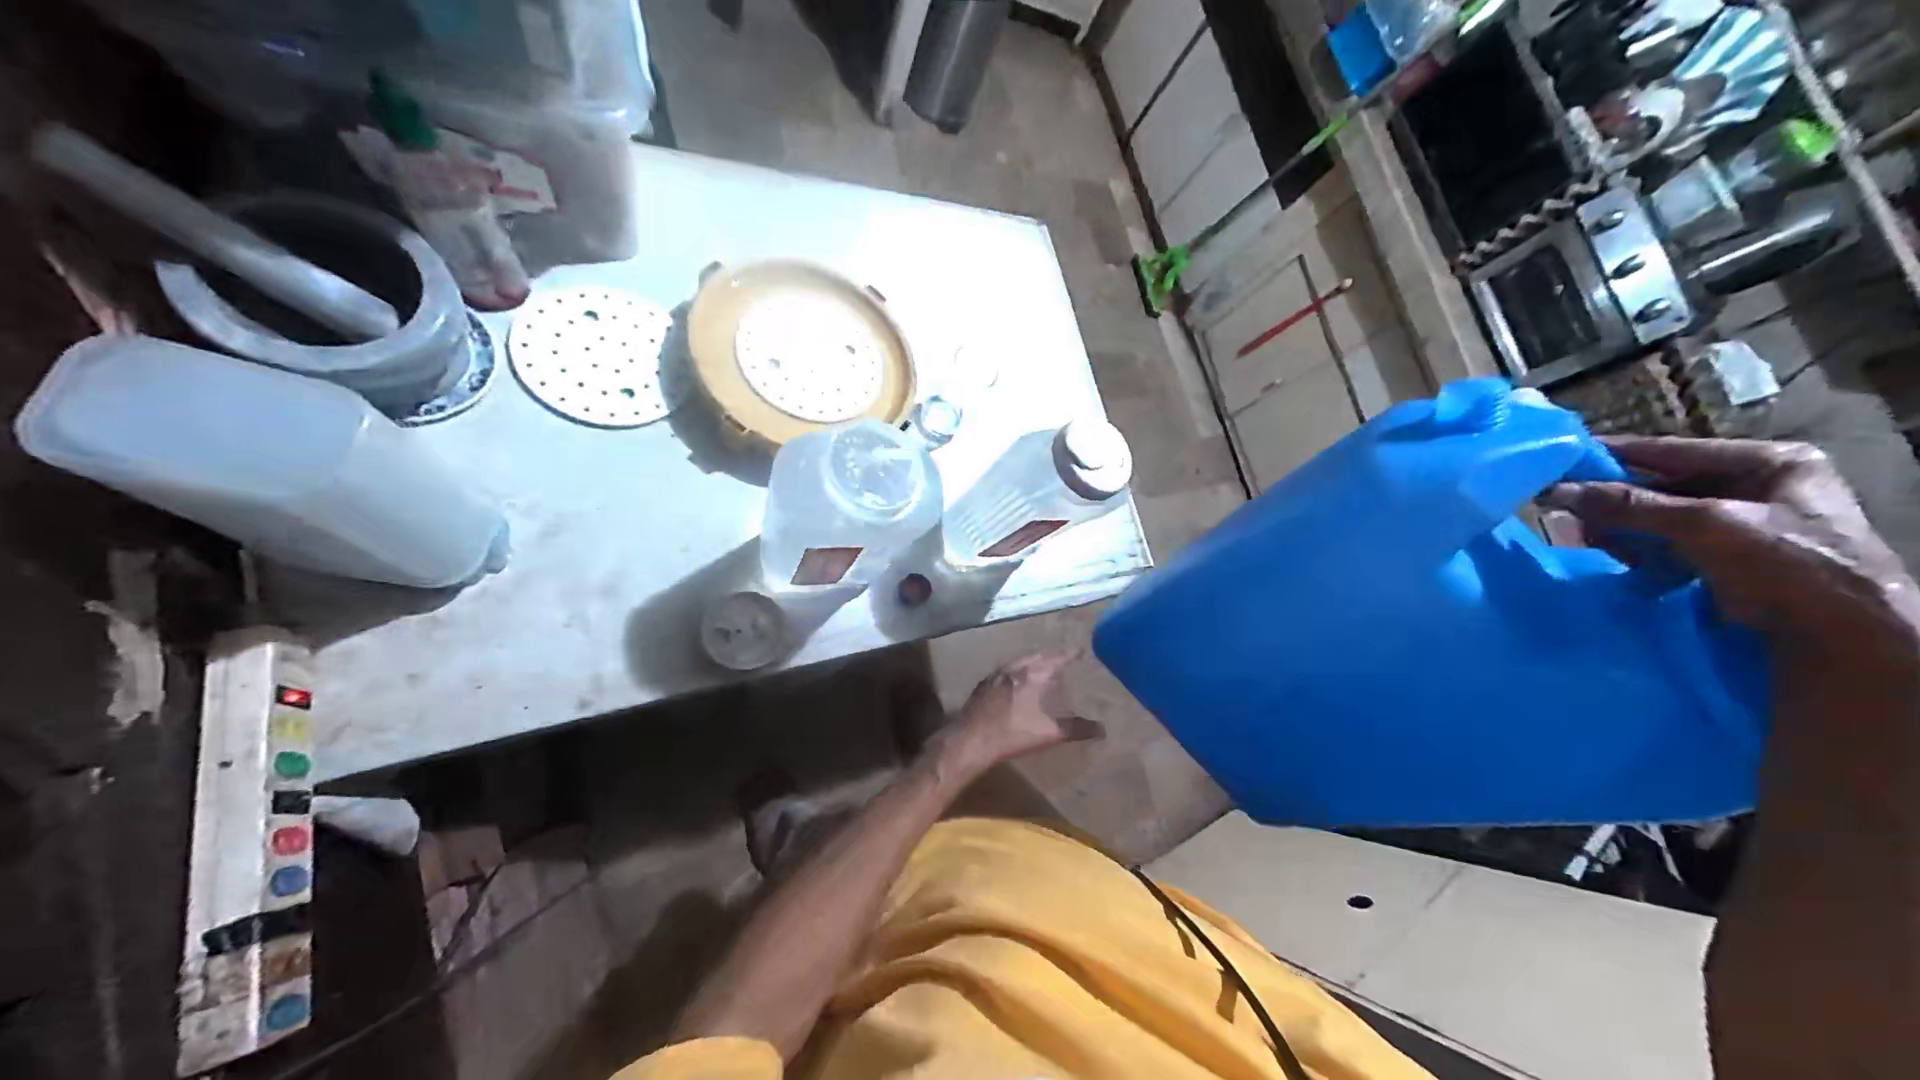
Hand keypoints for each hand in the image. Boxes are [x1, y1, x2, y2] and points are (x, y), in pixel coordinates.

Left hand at [936, 651, 1102, 773]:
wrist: (972, 739)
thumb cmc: (1014, 733)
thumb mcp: (1051, 733)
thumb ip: (1078, 729)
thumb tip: (1102, 730)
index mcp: (1035, 673)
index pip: (1059, 658)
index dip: (1072, 654)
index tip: (1081, 651)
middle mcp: (1016, 667)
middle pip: (1038, 657)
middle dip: (1051, 658)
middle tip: (1062, 662)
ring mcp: (996, 674)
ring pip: (1020, 662)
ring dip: (1032, 665)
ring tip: (1041, 671)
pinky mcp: (983, 684)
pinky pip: (1005, 672)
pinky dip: (1016, 674)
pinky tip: (1016, 685)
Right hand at [1542, 436, 1919, 661]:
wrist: (1850, 641)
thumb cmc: (1792, 566)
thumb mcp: (1706, 525)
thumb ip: (1629, 505)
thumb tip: (1554, 491)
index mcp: (1769, 462)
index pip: (1669, 451)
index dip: (1612, 455)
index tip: (1557, 461)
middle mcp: (1757, 488)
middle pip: (1659, 487)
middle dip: (1613, 502)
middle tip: (1563, 511)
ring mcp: (1744, 527)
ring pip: (1658, 520)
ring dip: (1622, 532)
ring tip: (1586, 541)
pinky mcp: (1728, 562)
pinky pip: (1667, 549)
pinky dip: (1639, 556)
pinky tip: (1621, 565)